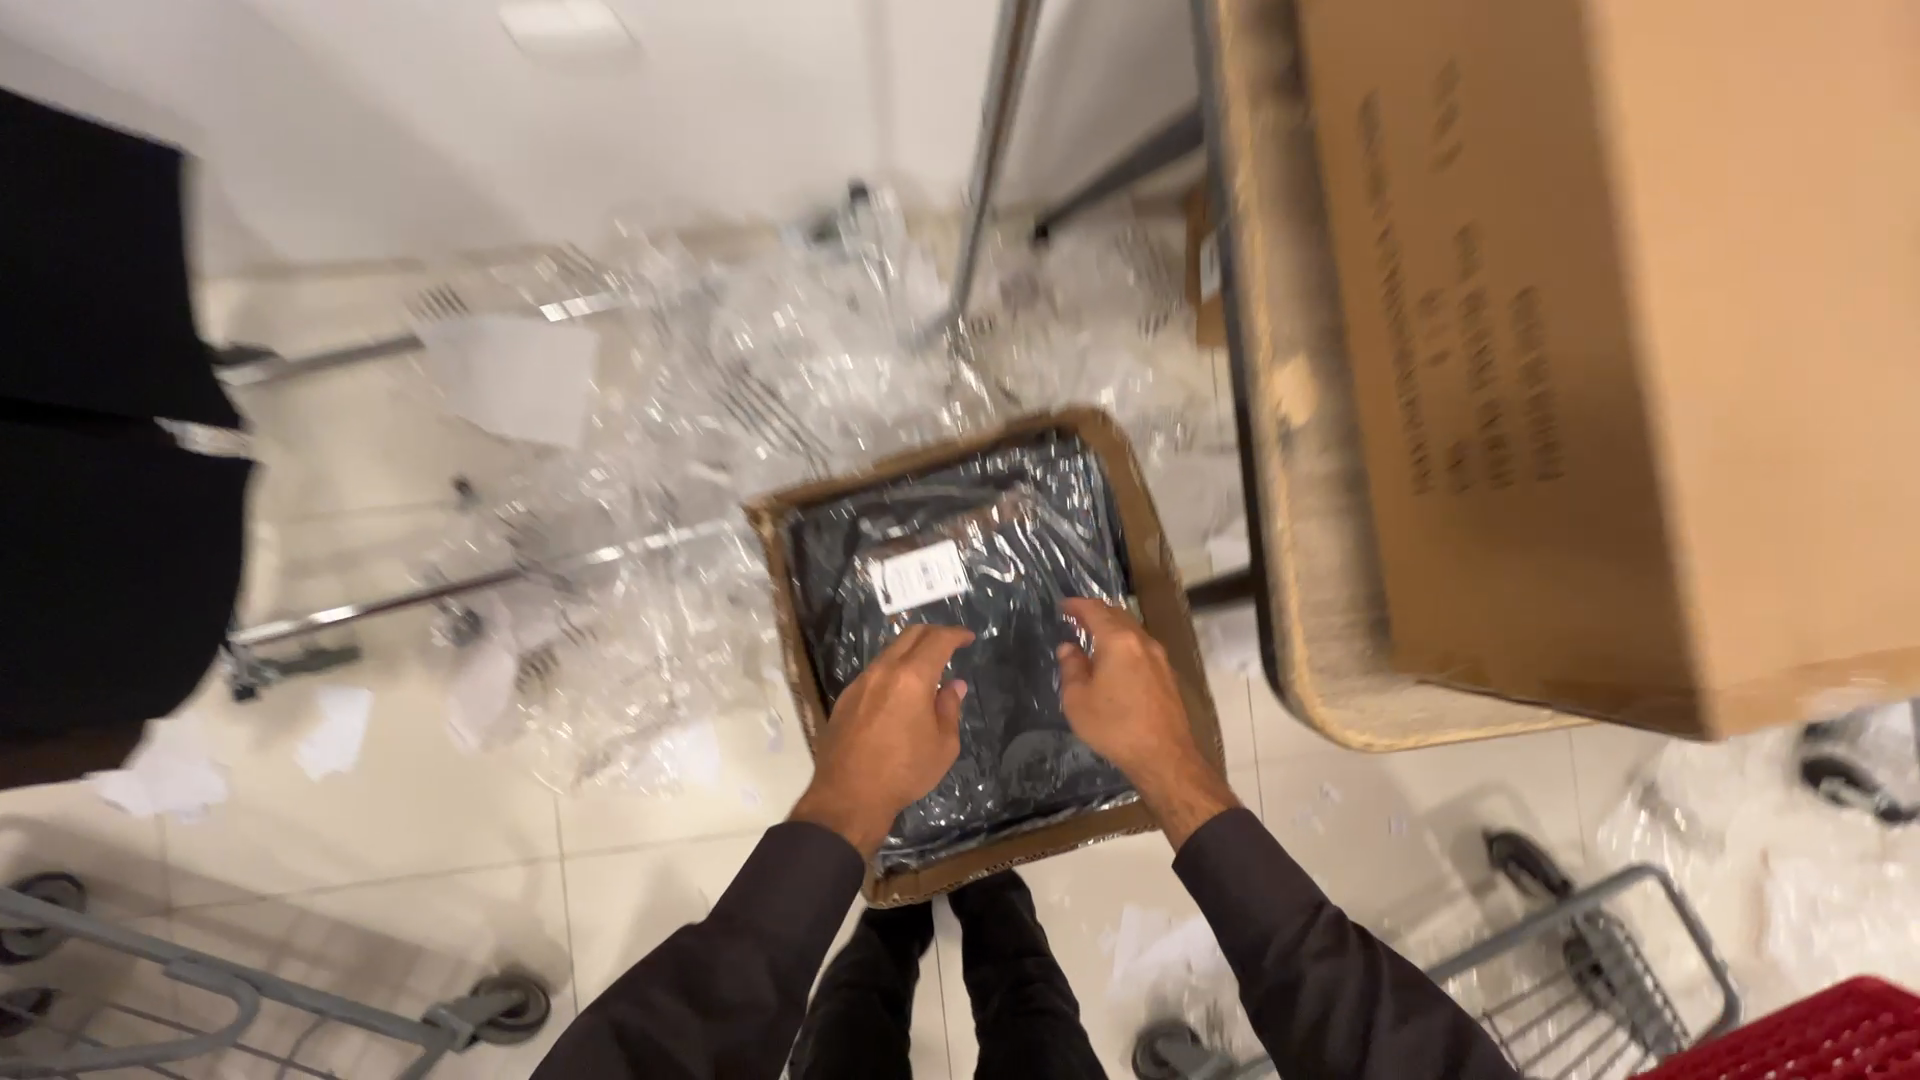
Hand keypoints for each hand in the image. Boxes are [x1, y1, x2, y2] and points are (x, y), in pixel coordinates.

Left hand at [790, 624, 974, 856]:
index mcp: (911, 677)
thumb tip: (953, 686)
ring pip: (889, 653)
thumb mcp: (943, 745)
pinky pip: (874, 674)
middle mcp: (883, 671)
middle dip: (934, 633)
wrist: (848, 796)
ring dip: (910, 653)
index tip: (968, 638)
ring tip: (926, 673)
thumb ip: (949, 709)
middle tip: (950, 644)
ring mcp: (860, 683)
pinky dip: (892, 672)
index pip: (937, 640)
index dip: (956, 634)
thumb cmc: (903, 772)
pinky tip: (899, 695)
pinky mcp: (845, 698)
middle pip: (910, 635)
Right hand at [1058, 598, 1236, 848]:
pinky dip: (1125, 644)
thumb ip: (1071, 667)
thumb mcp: (1078, 699)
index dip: (1077, 605)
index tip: (1063, 606)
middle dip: (1096, 613)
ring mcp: (1159, 658)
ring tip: (1094, 638)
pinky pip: (1141, 648)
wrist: (1164, 756)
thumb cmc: (1114, 726)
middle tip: (1077, 618)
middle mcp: (1142, 642)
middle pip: (1118, 615)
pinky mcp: (1167, 676)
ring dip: (1113, 629)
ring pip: (1133, 631)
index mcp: (1118, 641)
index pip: (1095, 611)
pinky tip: (1116, 661)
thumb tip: (1069, 648)